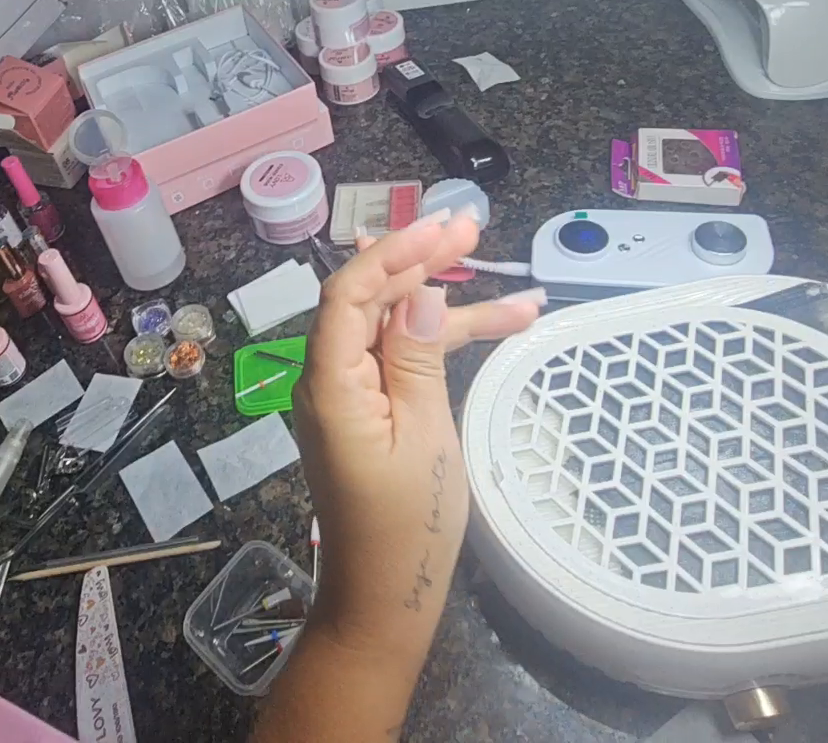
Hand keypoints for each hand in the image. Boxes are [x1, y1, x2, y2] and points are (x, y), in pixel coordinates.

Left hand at [296, 210, 542, 646]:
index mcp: (330, 381)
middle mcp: (330, 376)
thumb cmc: (407, 528)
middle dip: (419, 262)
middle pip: (369, 299)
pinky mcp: (371, 406)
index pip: (349, 293)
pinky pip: (401, 359)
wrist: (384, 599)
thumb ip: (417, 359)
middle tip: (470, 227)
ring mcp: (351, 390)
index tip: (440, 228)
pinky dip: (441, 341)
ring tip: (492, 262)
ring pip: (392, 325)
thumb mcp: (425, 437)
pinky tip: (497, 322)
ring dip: (441, 298)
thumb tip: (421, 294)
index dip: (394, 253)